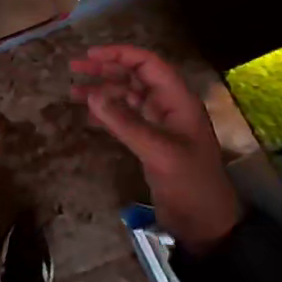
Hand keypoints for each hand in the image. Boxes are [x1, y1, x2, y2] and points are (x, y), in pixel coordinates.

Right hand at [71, 45, 241, 254]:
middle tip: (74, 67)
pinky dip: (107, 113)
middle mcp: (169, 105)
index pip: (147, 63)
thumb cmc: (190, 185)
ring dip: (103, 91)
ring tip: (73, 91)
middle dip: (105, 69)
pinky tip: (88, 116)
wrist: (208, 227)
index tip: (90, 54)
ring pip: (128, 96)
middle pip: (135, 76)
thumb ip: (125, 123)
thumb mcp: (158, 153)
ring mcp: (161, 124)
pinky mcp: (152, 143)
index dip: (119, 54)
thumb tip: (92, 95)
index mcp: (178, 99)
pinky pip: (126, 117)